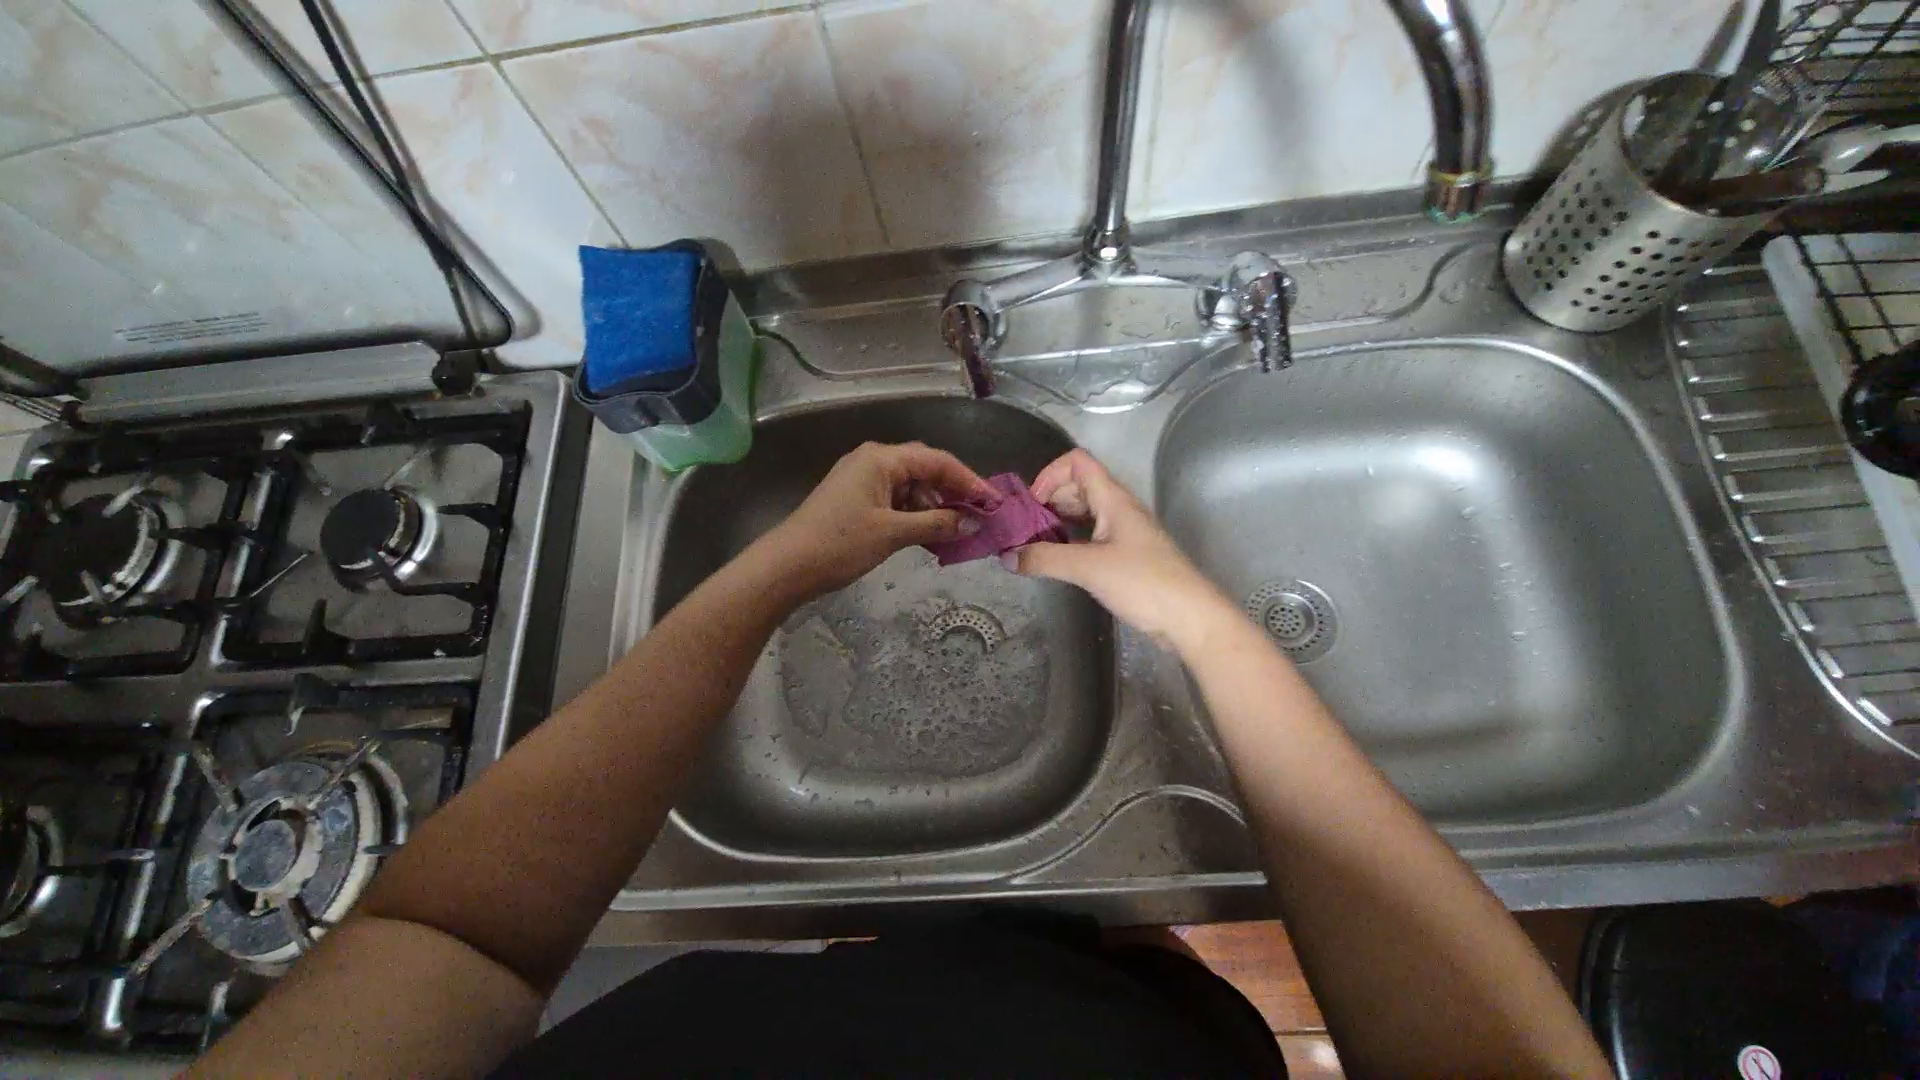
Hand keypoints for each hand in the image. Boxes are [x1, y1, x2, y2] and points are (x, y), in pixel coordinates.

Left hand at [758, 441, 991, 597]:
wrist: (787, 567)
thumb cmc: (839, 543)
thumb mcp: (892, 534)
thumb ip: (937, 524)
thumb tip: (974, 523)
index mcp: (882, 459)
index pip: (938, 461)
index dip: (969, 481)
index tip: (994, 502)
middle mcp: (874, 461)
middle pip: (926, 470)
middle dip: (954, 493)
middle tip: (981, 516)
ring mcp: (863, 481)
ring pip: (912, 488)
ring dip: (935, 508)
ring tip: (958, 532)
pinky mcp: (857, 501)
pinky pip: (896, 501)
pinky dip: (916, 516)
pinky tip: (931, 536)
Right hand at [1010, 449, 1232, 643]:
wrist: (1191, 618)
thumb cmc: (1144, 583)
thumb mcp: (1088, 568)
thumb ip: (1045, 559)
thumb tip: (1007, 556)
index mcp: (1113, 499)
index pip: (1077, 462)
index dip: (1049, 474)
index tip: (1030, 505)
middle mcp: (1119, 509)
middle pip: (1079, 485)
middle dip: (1048, 500)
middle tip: (1025, 528)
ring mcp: (1125, 532)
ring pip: (1086, 512)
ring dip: (1059, 521)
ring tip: (1035, 543)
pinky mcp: (1128, 556)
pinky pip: (1093, 536)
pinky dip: (1072, 540)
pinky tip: (1058, 559)